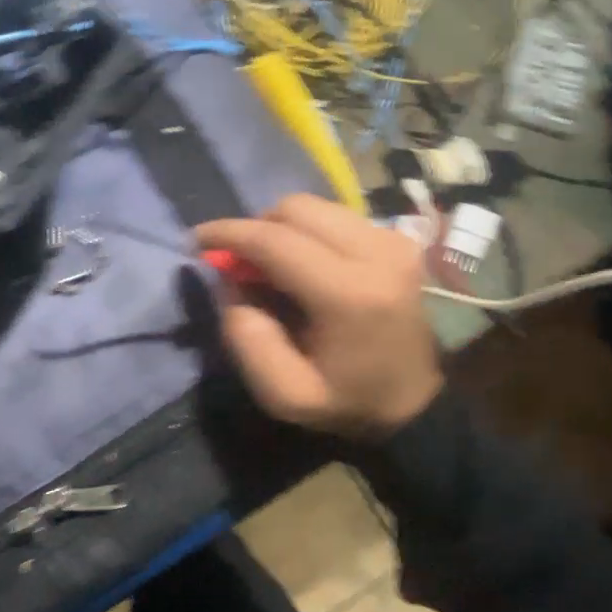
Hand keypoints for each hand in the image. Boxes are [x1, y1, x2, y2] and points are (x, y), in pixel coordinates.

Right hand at [196, 195, 442, 439]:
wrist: (416, 404)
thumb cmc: (346, 402)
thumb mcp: (283, 394)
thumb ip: (246, 337)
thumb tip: (228, 281)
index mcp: (349, 294)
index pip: (275, 240)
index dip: (228, 233)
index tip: (196, 240)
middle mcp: (376, 254)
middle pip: (295, 209)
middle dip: (255, 228)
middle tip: (239, 263)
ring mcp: (393, 242)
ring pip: (314, 207)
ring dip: (281, 228)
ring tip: (269, 265)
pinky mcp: (398, 240)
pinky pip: (335, 216)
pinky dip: (306, 232)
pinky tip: (301, 263)